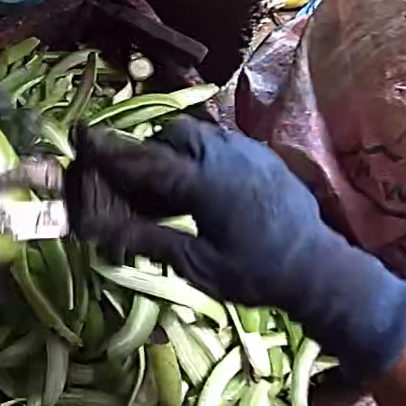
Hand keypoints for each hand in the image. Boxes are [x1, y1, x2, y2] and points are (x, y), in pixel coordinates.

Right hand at [70, 118, 405, 380]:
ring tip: (173, 182)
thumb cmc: (255, 273)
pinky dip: (203, 153)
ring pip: (200, 132)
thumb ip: (150, 240)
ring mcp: (247, 150)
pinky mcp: (263, 155)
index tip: (85, 139)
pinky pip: (222, 140)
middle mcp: (224, 154)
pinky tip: (206, 184)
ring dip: (177, 148)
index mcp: (203, 181)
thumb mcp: (197, 264)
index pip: (145, 160)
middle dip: (150, 149)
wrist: (320, 269)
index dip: (112, 152)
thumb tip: (104, 233)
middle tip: (140, 178)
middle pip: (173, 133)